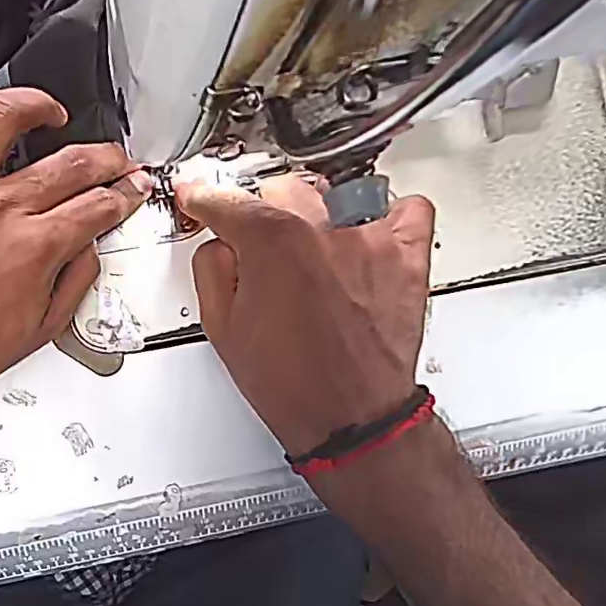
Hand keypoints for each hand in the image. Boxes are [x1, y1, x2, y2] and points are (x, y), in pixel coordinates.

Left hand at [0, 88, 151, 459]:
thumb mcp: (41, 328)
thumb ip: (77, 279)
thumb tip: (90, 244)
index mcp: (34, 249)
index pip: (99, 203)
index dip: (126, 192)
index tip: (131, 188)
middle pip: (71, 160)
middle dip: (108, 156)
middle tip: (114, 159)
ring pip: (2, 116)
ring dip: (38, 105)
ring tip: (52, 113)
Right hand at [178, 175, 434, 456]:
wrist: (348, 415)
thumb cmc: (292, 381)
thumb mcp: (222, 327)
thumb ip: (210, 269)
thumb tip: (216, 245)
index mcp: (270, 243)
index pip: (226, 201)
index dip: (203, 198)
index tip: (198, 197)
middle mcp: (322, 229)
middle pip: (281, 189)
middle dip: (260, 212)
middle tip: (256, 245)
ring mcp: (369, 238)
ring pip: (334, 192)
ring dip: (314, 213)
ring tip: (309, 251)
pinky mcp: (406, 255)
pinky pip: (404, 208)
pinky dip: (384, 216)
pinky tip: (365, 236)